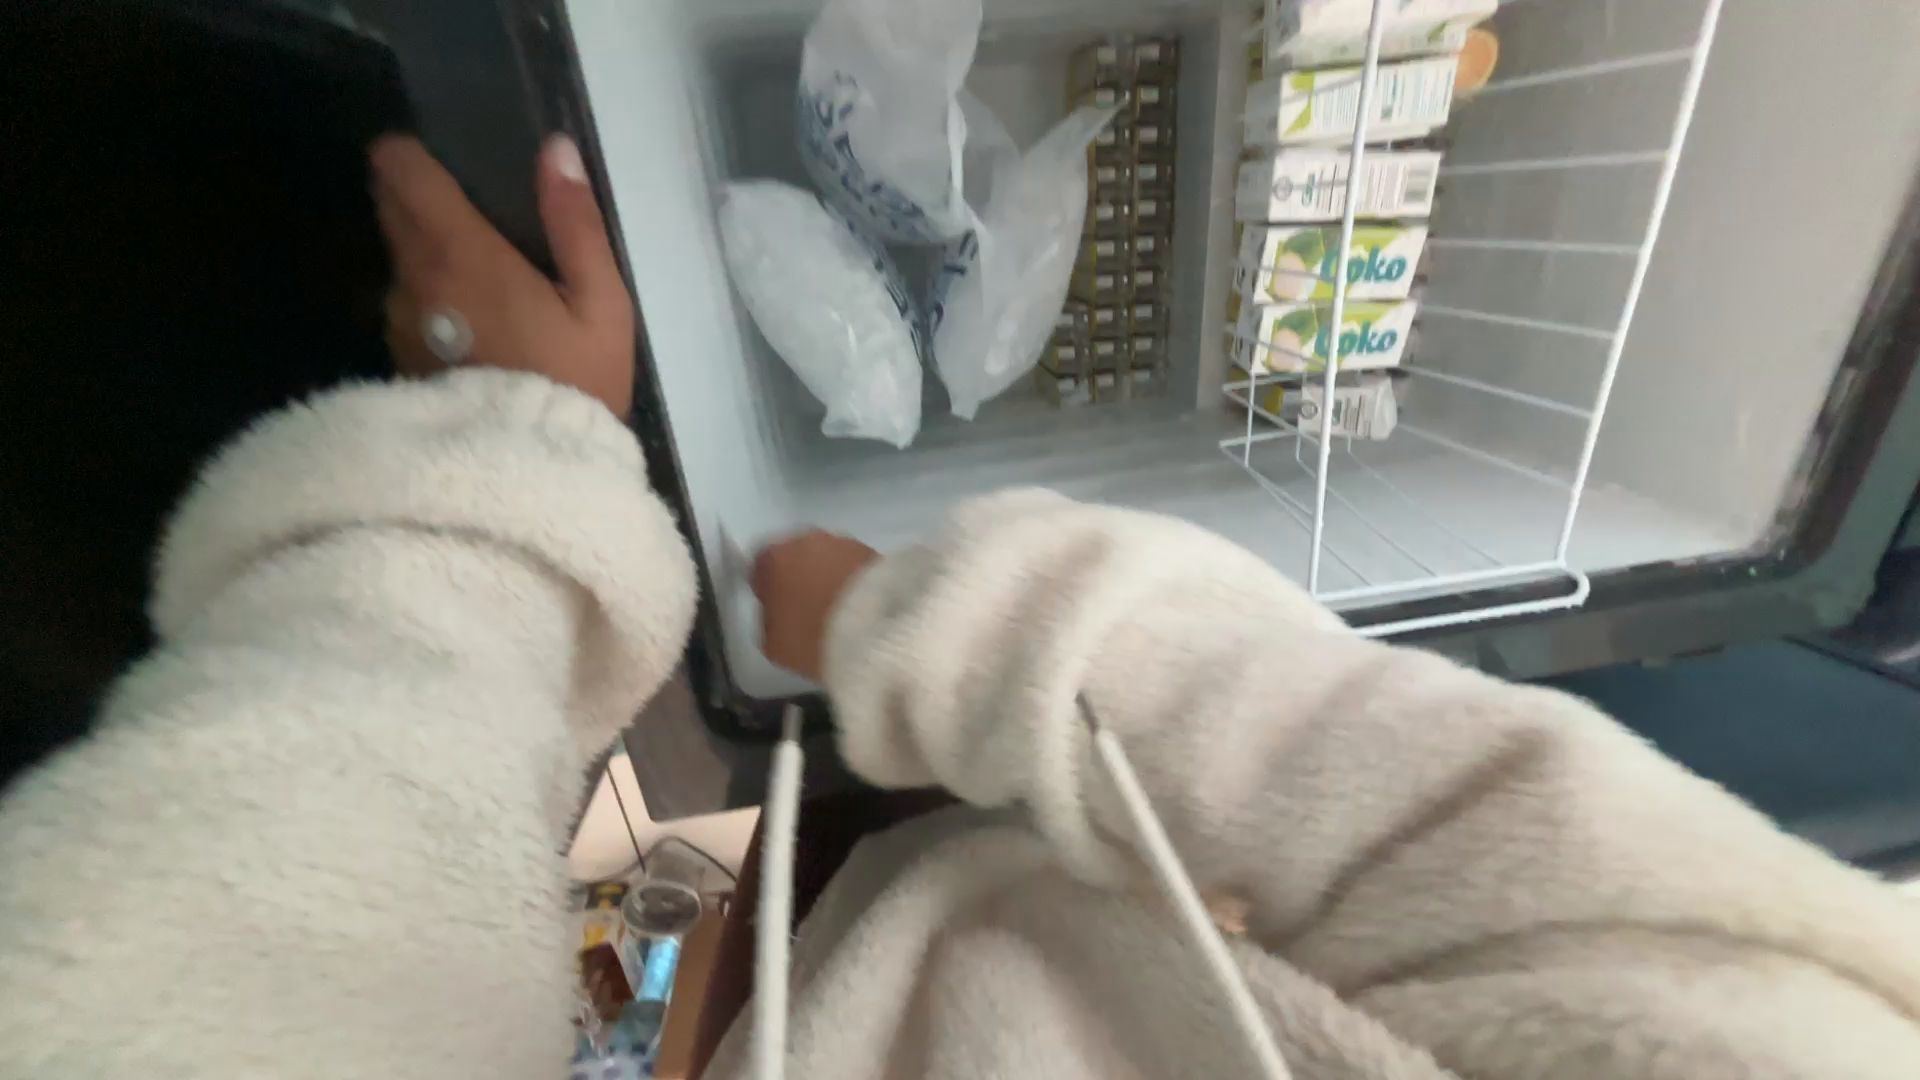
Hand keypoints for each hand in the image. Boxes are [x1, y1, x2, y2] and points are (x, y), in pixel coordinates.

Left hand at [369, 133, 634, 415]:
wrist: (532, 468)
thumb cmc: (577, 381)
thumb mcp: (603, 307)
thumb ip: (578, 227)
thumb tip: (557, 149)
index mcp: (460, 252)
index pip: (401, 167)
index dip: (423, 160)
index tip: (462, 181)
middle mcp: (413, 276)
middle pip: (394, 207)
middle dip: (429, 207)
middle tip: (490, 241)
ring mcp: (400, 321)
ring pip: (404, 262)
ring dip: (436, 264)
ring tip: (494, 300)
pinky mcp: (402, 358)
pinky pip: (411, 309)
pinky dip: (438, 308)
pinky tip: (482, 340)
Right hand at [753, 531, 879, 681]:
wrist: (874, 626)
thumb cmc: (812, 635)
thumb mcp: (773, 643)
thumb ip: (769, 620)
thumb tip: (778, 611)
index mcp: (772, 557)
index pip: (761, 568)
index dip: (769, 590)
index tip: (780, 610)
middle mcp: (805, 539)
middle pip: (797, 558)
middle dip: (802, 578)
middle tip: (810, 608)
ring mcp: (844, 541)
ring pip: (828, 559)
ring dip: (830, 577)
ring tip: (840, 609)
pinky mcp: (874, 550)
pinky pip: (854, 567)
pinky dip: (854, 581)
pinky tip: (860, 605)